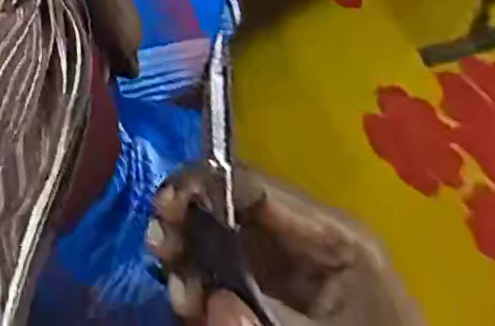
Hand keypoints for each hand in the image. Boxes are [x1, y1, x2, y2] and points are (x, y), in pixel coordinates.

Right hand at [148, 167, 419, 325]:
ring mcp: (286, 257)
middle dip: (182, 225)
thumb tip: (215, 302)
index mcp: (333, 233)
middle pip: (220, 202)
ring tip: (181, 297)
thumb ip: (270, 319)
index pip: (247, 181)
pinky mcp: (272, 282)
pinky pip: (219, 262)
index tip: (163, 212)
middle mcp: (302, 231)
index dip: (196, 187)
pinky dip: (195, 276)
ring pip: (212, 232)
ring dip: (183, 257)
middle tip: (161, 253)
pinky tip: (191, 303)